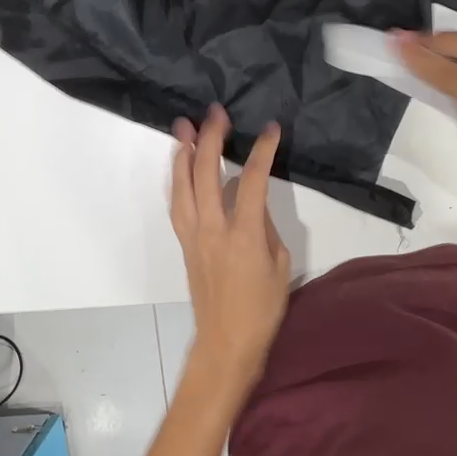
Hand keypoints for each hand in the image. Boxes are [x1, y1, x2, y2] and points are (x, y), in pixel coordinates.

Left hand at [169, 105, 290, 386]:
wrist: (227, 342)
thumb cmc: (262, 308)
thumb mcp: (279, 265)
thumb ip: (266, 229)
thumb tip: (253, 206)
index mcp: (244, 234)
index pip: (253, 180)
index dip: (263, 151)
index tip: (271, 129)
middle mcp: (213, 229)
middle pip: (206, 174)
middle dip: (211, 139)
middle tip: (215, 113)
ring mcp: (194, 236)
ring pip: (182, 186)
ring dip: (184, 154)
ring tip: (186, 129)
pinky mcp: (185, 245)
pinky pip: (177, 204)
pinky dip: (178, 181)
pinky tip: (181, 168)